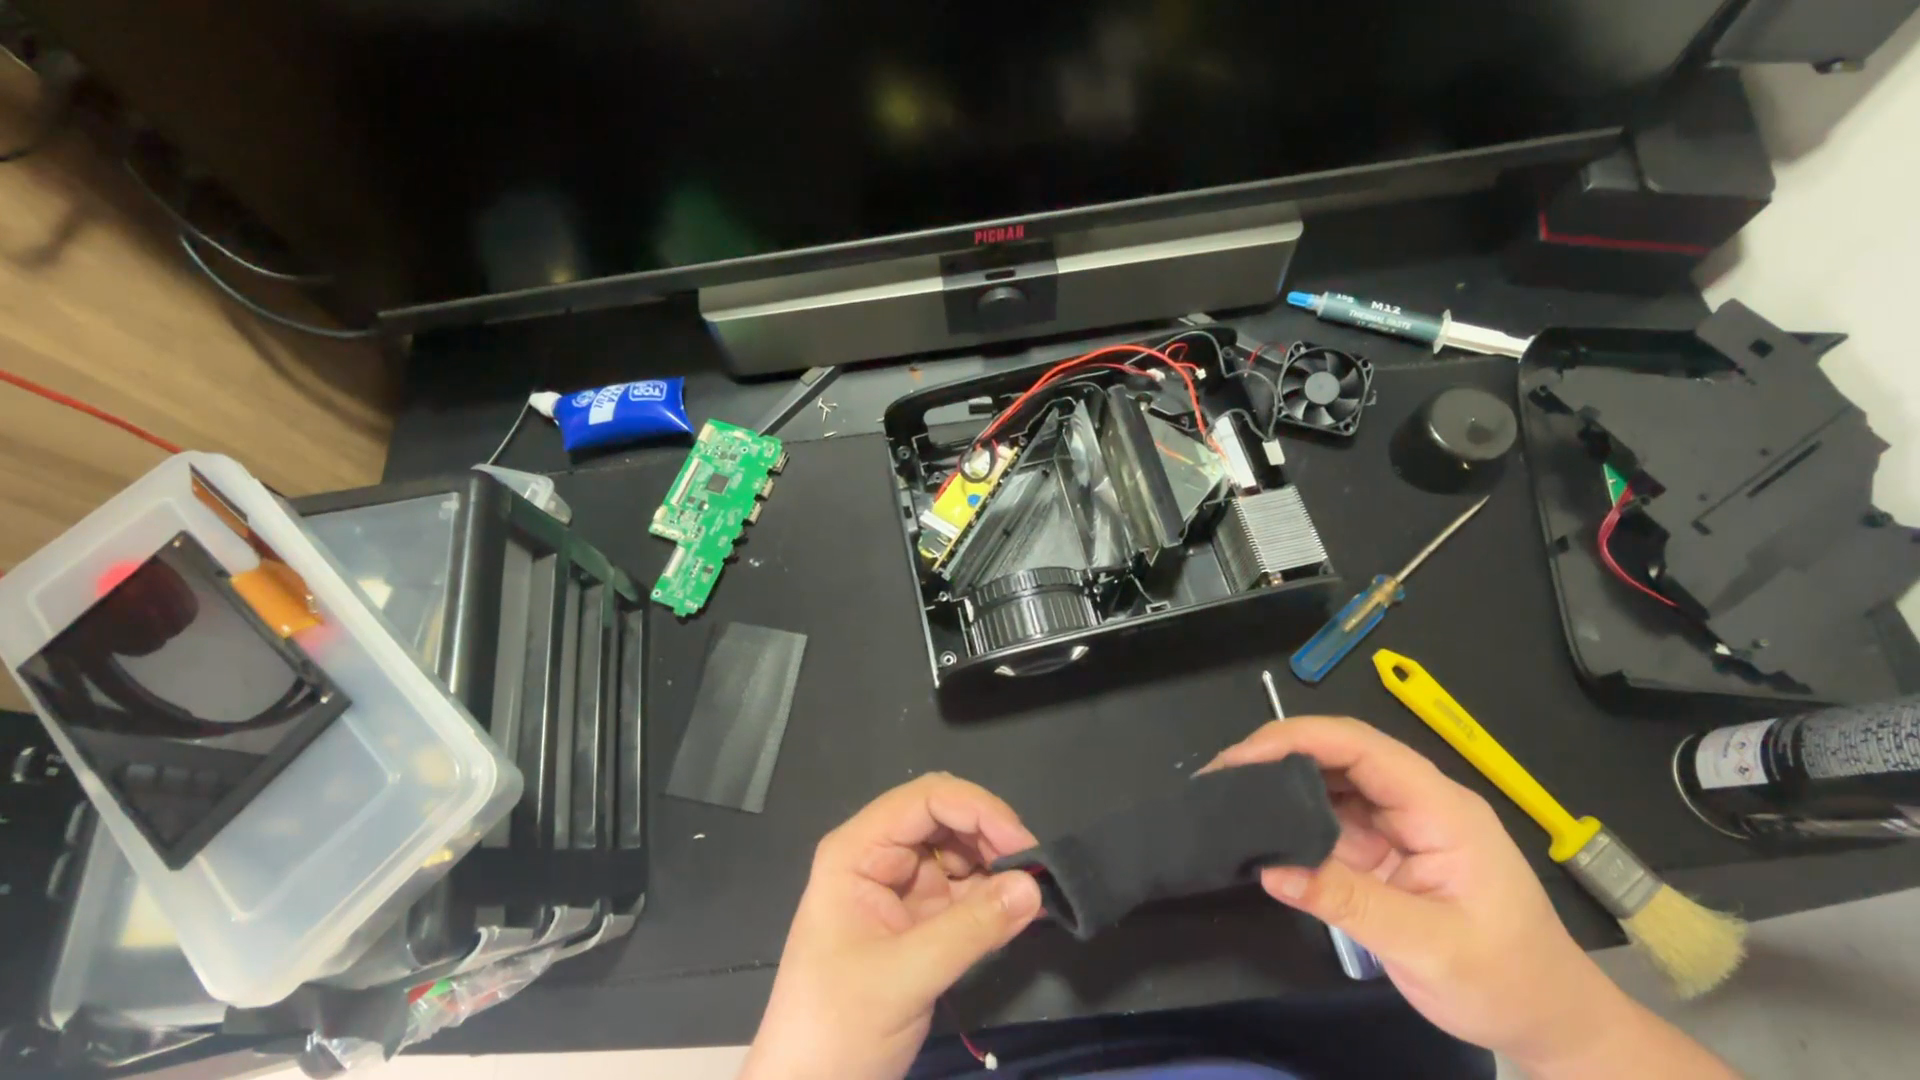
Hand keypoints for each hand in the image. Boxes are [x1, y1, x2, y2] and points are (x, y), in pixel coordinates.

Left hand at [740, 773, 1043, 1079]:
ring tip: (1032, 893)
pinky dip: (993, 896)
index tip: (1024, 847)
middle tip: (1035, 872)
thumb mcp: (904, 976)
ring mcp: (901, 888)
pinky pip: (964, 891)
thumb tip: (1035, 886)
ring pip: (960, 851)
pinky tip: (1020, 911)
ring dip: (996, 865)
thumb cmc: (838, 1025)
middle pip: (945, 817)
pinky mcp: (919, 921)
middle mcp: (880, 857)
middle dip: (991, 835)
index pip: (925, 799)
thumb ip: (971, 929)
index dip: (978, 810)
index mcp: (858, 851)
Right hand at [1208, 716, 1633, 1067]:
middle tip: (1220, 778)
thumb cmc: (1506, 980)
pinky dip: (1294, 821)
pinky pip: (1333, 820)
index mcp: (1440, 809)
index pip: (1361, 747)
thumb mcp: (1428, 947)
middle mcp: (1418, 803)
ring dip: (1281, 785)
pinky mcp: (1387, 849)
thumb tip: (1271, 870)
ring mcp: (1402, 825)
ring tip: (1230, 797)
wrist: (1551, 1021)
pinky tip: (1263, 831)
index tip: (1242, 757)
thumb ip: (1349, 902)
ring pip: (1332, 783)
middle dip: (1278, 755)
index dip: (1298, 739)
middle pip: (1340, 754)